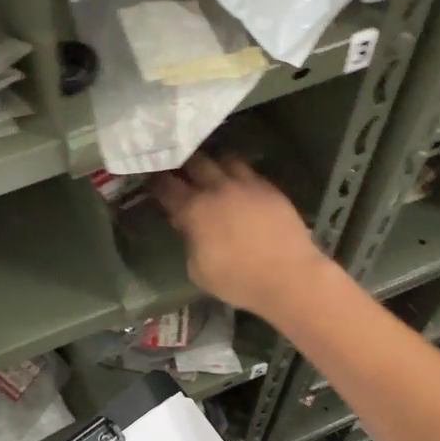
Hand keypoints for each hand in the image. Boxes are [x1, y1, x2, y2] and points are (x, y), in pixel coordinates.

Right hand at [150, 156, 335, 320]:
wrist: (289, 277)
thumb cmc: (238, 281)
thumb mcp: (198, 270)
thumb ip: (188, 242)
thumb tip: (187, 226)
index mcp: (195, 209)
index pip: (166, 186)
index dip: (156, 181)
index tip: (151, 179)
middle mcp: (218, 189)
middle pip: (195, 161)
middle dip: (184, 164)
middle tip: (180, 171)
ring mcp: (247, 185)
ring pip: (225, 159)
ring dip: (215, 164)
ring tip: (212, 173)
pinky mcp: (270, 189)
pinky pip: (249, 172)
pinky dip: (239, 175)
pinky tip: (239, 186)